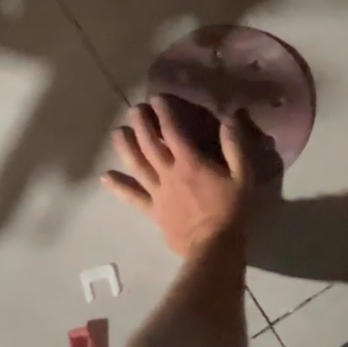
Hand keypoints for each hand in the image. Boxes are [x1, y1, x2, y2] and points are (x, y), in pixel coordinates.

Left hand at [103, 94, 259, 255]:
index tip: (156, 98)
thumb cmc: (230, 210)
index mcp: (189, 162)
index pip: (173, 131)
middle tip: (133, 110)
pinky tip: (105, 177)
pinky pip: (133, 197)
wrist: (214, 248)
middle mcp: (168, 173)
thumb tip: (229, 118)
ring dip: (125, 147)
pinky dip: (118, 187)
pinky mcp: (153, 211)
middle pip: (150, 144)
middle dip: (141, 124)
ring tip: (117, 133)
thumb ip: (234, 146)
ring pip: (137, 165)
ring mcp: (158, 192)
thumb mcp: (242, 175)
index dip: (164, 112)